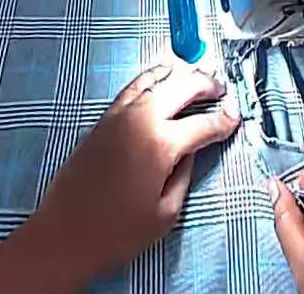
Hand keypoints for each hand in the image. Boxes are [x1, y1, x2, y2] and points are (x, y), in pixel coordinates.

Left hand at [0, 63, 241, 291]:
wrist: (67, 229)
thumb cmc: (117, 230)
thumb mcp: (165, 213)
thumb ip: (184, 174)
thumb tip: (192, 149)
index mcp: (161, 144)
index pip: (202, 125)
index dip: (223, 120)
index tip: (236, 116)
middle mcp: (142, 118)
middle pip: (181, 88)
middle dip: (206, 85)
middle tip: (222, 87)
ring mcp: (122, 112)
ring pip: (158, 80)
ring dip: (181, 75)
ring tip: (199, 73)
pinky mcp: (107, 114)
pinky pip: (135, 85)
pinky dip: (152, 75)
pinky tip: (162, 73)